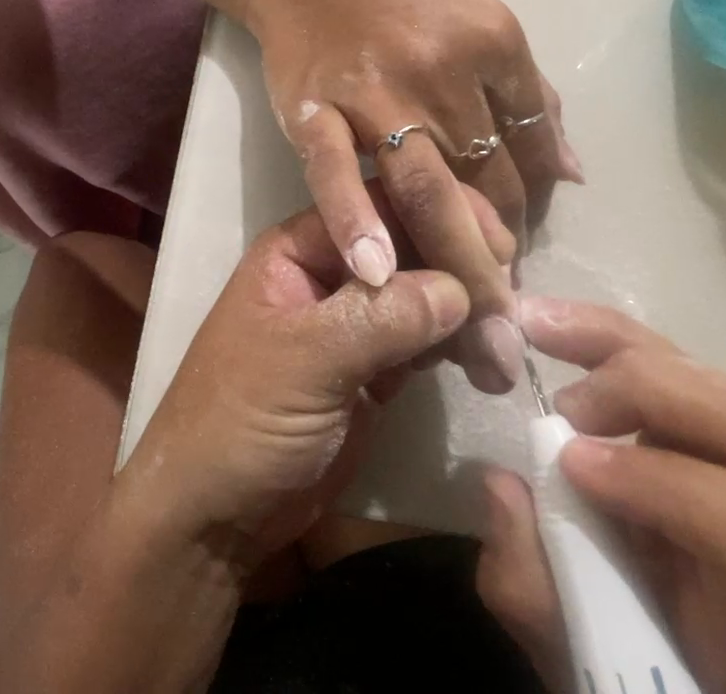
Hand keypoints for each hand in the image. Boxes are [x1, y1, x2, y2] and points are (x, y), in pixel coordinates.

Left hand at [120, 186, 514, 565]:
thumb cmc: (239, 424)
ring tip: (503, 355)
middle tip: (510, 308)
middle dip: (463, 273)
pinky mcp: (375, 367)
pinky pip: (428, 341)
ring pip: (428, 296)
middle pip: (412, 248)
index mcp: (299, 249)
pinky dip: (459, 349)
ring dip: (471, 318)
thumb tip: (461, 287)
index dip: (440, 218)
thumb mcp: (303, 363)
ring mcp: (355, 322)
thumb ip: (379, 318)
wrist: (215, 516)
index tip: (498, 250)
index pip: (380, 208)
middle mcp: (332, 273)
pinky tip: (488, 367)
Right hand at [241, 0, 582, 395]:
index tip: (520, 255)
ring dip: (452, 256)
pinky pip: (338, 172)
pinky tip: (376, 273)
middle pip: (486, 178)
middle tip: (508, 325)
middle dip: (502, 256)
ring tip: (466, 320)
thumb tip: (571, 170)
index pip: (530, 144)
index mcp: (493, 41)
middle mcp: (443, 68)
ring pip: (426, 186)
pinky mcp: (314, 108)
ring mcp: (375, 91)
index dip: (533, 207)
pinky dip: (357, 221)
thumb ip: (526, 94)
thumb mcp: (478, 22)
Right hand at [475, 300, 725, 693]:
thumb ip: (531, 585)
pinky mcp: (721, 437)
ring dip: (634, 351)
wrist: (693, 659)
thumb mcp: (570, 653)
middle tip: (564, 405)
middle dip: (653, 394)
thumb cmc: (639, 671)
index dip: (666, 485)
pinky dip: (620, 342)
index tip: (571, 467)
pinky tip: (558, 328)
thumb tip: (503, 483)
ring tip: (547, 337)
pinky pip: (688, 373)